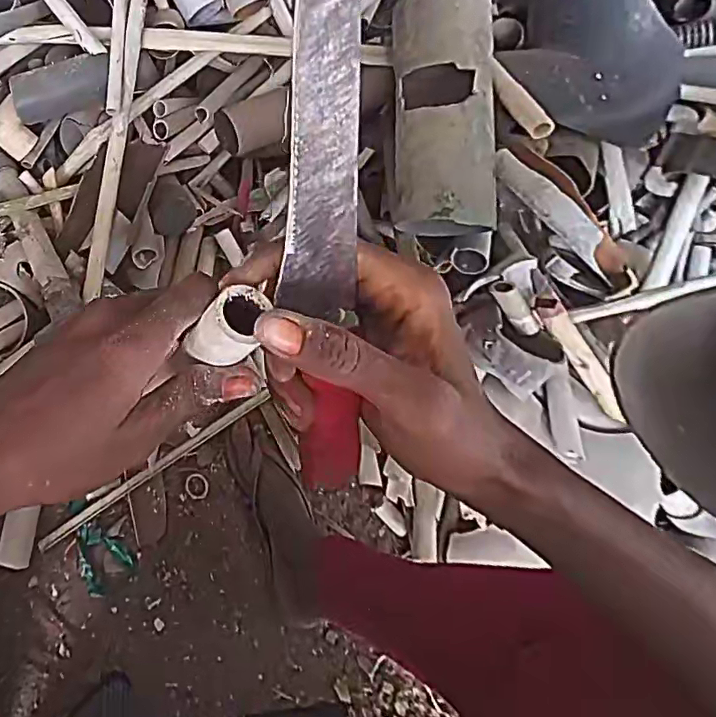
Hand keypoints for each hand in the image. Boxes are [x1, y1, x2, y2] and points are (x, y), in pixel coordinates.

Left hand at [0, 273, 259, 563]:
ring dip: (166, 336)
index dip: (224, 309)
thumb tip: (231, 378)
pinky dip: (136, 340)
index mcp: (130, 343)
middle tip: (207, 372)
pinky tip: (129, 383)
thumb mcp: (135, 439)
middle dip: (198, 328)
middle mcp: (105, 318)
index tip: (235, 339)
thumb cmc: (51, 454)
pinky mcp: (67, 328)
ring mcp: (82, 320)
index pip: (194, 291)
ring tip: (164, 385)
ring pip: (145, 309)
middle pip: (172, 298)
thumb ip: (188, 398)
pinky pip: (116, 319)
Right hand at [224, 239, 538, 508]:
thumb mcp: (404, 394)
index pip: (326, 248)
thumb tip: (277, 325)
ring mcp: (359, 319)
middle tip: (276, 363)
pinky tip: (307, 401)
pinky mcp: (344, 344)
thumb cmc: (463, 433)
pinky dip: (289, 374)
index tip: (243, 289)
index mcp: (406, 287)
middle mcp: (380, 294)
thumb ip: (340, 357)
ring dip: (283, 361)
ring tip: (303, 397)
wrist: (472, 467)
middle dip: (277, 327)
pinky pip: (296, 345)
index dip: (277, 262)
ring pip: (290, 317)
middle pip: (298, 282)